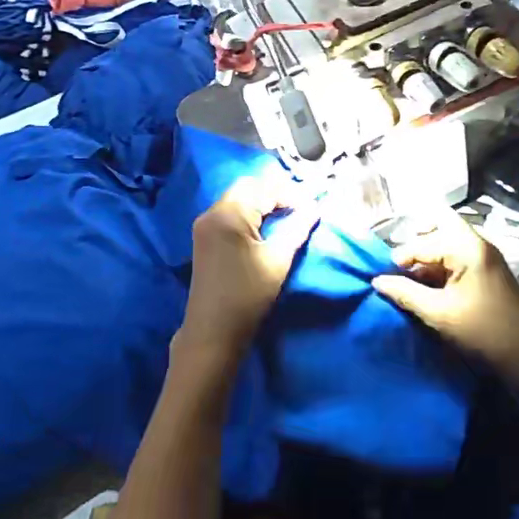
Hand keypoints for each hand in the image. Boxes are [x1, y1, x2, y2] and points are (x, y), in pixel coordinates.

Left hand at [178, 177, 316, 360]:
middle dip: (276, 192)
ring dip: (263, 201)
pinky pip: (230, 212)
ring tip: (288, 216)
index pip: (265, 188)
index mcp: (229, 214)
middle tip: (300, 208)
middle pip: (248, 187)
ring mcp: (205, 224)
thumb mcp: (278, 260)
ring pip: (238, 197)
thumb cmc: (247, 296)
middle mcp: (212, 212)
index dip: (291, 194)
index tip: (312, 207)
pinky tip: (266, 226)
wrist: (212, 331)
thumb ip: (297, 228)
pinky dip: (250, 212)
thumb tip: (314, 208)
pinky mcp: (204, 236)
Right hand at [373, 214, 518, 375]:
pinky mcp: (486, 269)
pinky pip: (458, 254)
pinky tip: (427, 284)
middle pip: (441, 225)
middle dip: (417, 241)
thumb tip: (378, 281)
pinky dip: (440, 264)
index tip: (386, 275)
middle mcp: (478, 243)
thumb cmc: (481, 331)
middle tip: (399, 264)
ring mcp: (484, 255)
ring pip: (449, 239)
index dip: (402, 256)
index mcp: (468, 248)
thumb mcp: (438, 313)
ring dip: (428, 253)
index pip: (424, 241)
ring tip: (410, 277)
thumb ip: (406, 293)